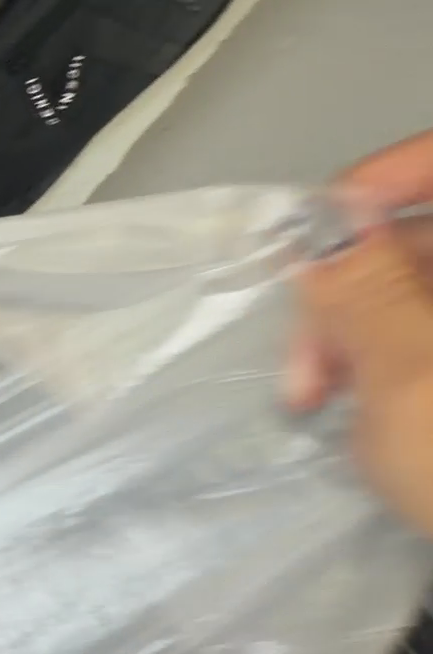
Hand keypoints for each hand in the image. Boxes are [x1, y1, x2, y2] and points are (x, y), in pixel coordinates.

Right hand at [286, 129, 432, 536]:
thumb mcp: (416, 378)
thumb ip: (368, 288)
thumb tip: (323, 220)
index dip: (383, 181)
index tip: (306, 238)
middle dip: (353, 293)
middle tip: (306, 369)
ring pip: (430, 284)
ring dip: (361, 332)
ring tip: (320, 398)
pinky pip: (431, 322)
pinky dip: (394, 350)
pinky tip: (367, 396)